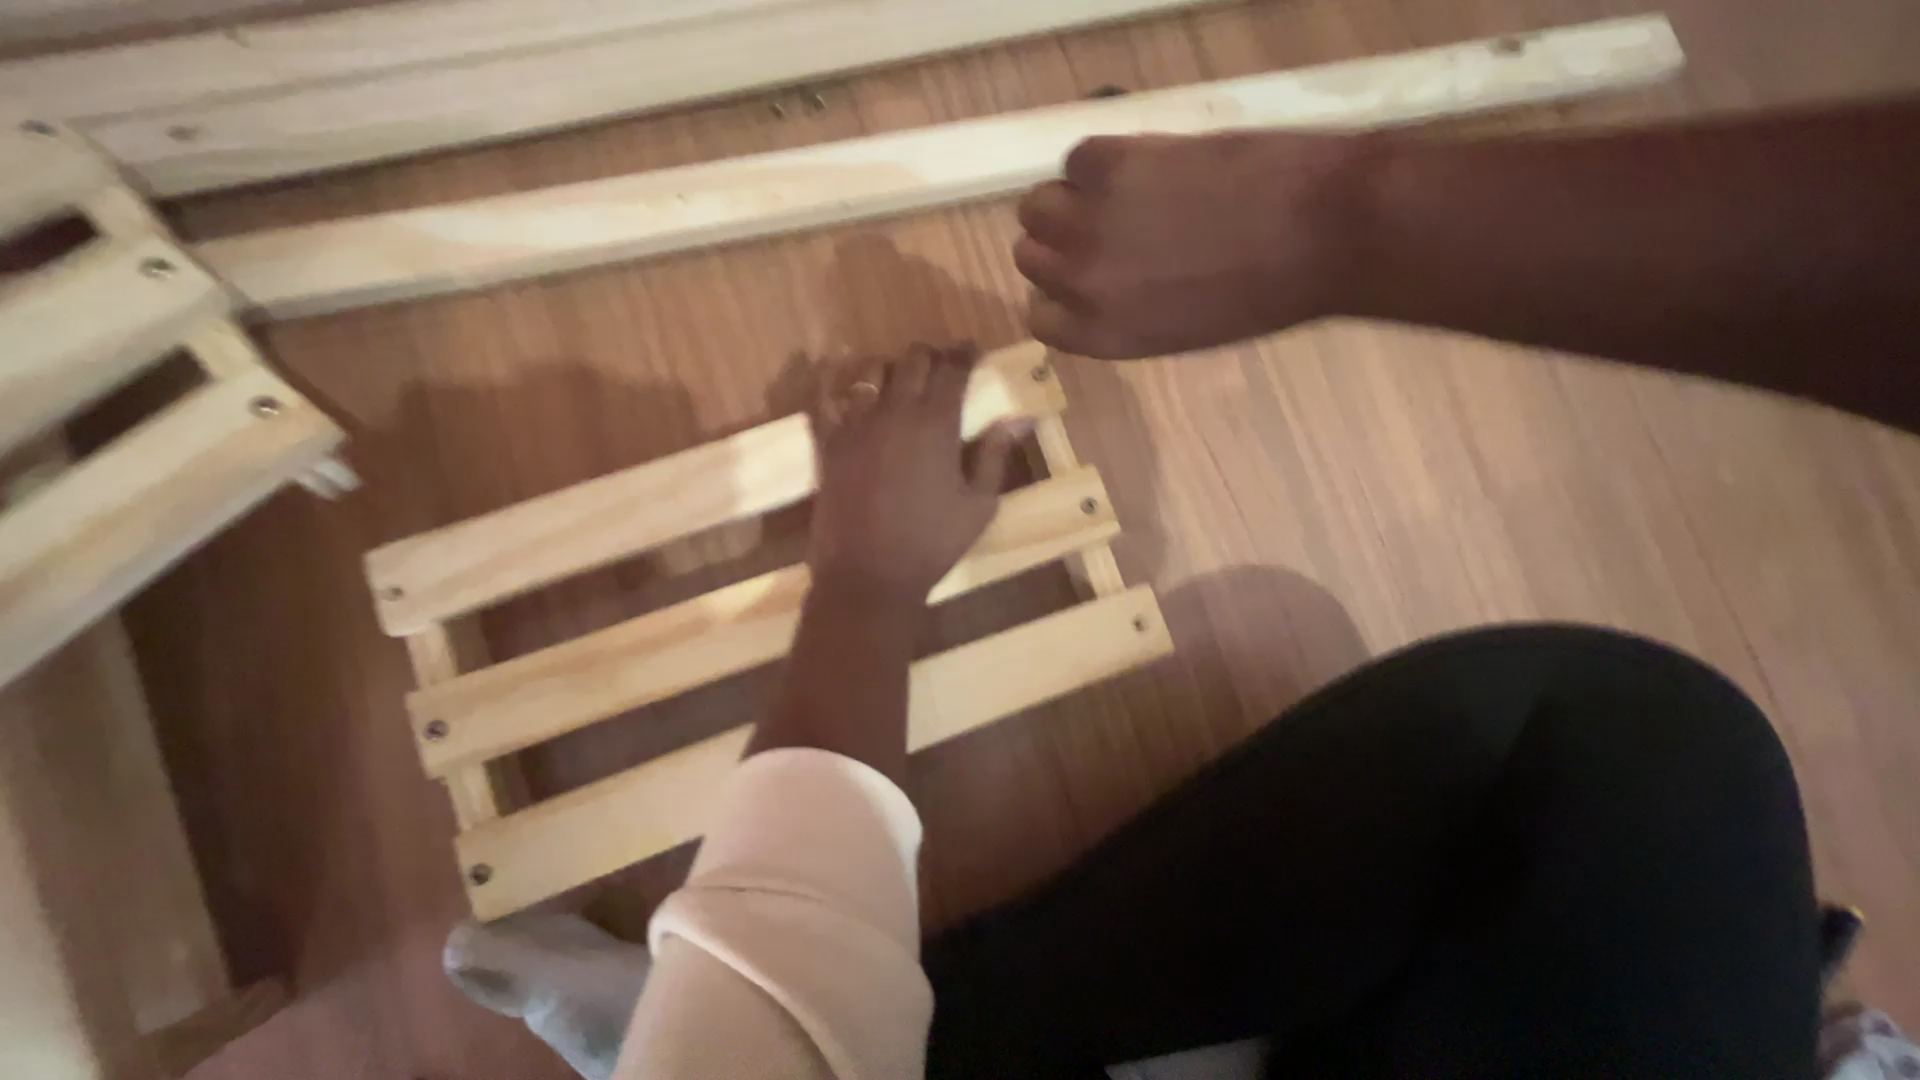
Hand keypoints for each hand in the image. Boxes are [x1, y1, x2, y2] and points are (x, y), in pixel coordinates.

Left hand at [807, 345, 1027, 601]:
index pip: (953, 370)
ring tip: (896, 377)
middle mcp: (896, 412)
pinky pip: (824, 396)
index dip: (964, 354)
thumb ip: (995, 456)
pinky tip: (840, 378)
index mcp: (938, 424)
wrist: (869, 574)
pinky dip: (832, 380)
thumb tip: (1019, 419)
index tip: (971, 349)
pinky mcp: (827, 441)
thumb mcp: (979, 505)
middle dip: (930, 355)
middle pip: (913, 360)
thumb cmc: (932, 544)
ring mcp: (856, 424)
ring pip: (870, 369)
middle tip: (938, 364)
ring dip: (888, 366)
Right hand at [1014, 131, 1376, 358]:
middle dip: (1061, 242)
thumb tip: (1102, 287)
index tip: (1082, 276)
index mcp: (1101, 335)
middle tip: (1104, 227)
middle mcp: (1081, 284)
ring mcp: (1091, 222)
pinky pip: (1076, 158)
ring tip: (1116, 194)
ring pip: (1036, 204)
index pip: (1036, 316)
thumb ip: (1125, 314)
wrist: (1318, 232)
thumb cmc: (1264, 295)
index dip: (1057, 292)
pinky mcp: (1113, 165)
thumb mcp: (1180, 331)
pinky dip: (1101, 161)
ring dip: (1068, 198)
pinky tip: (1143, 166)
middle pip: (1029, 255)